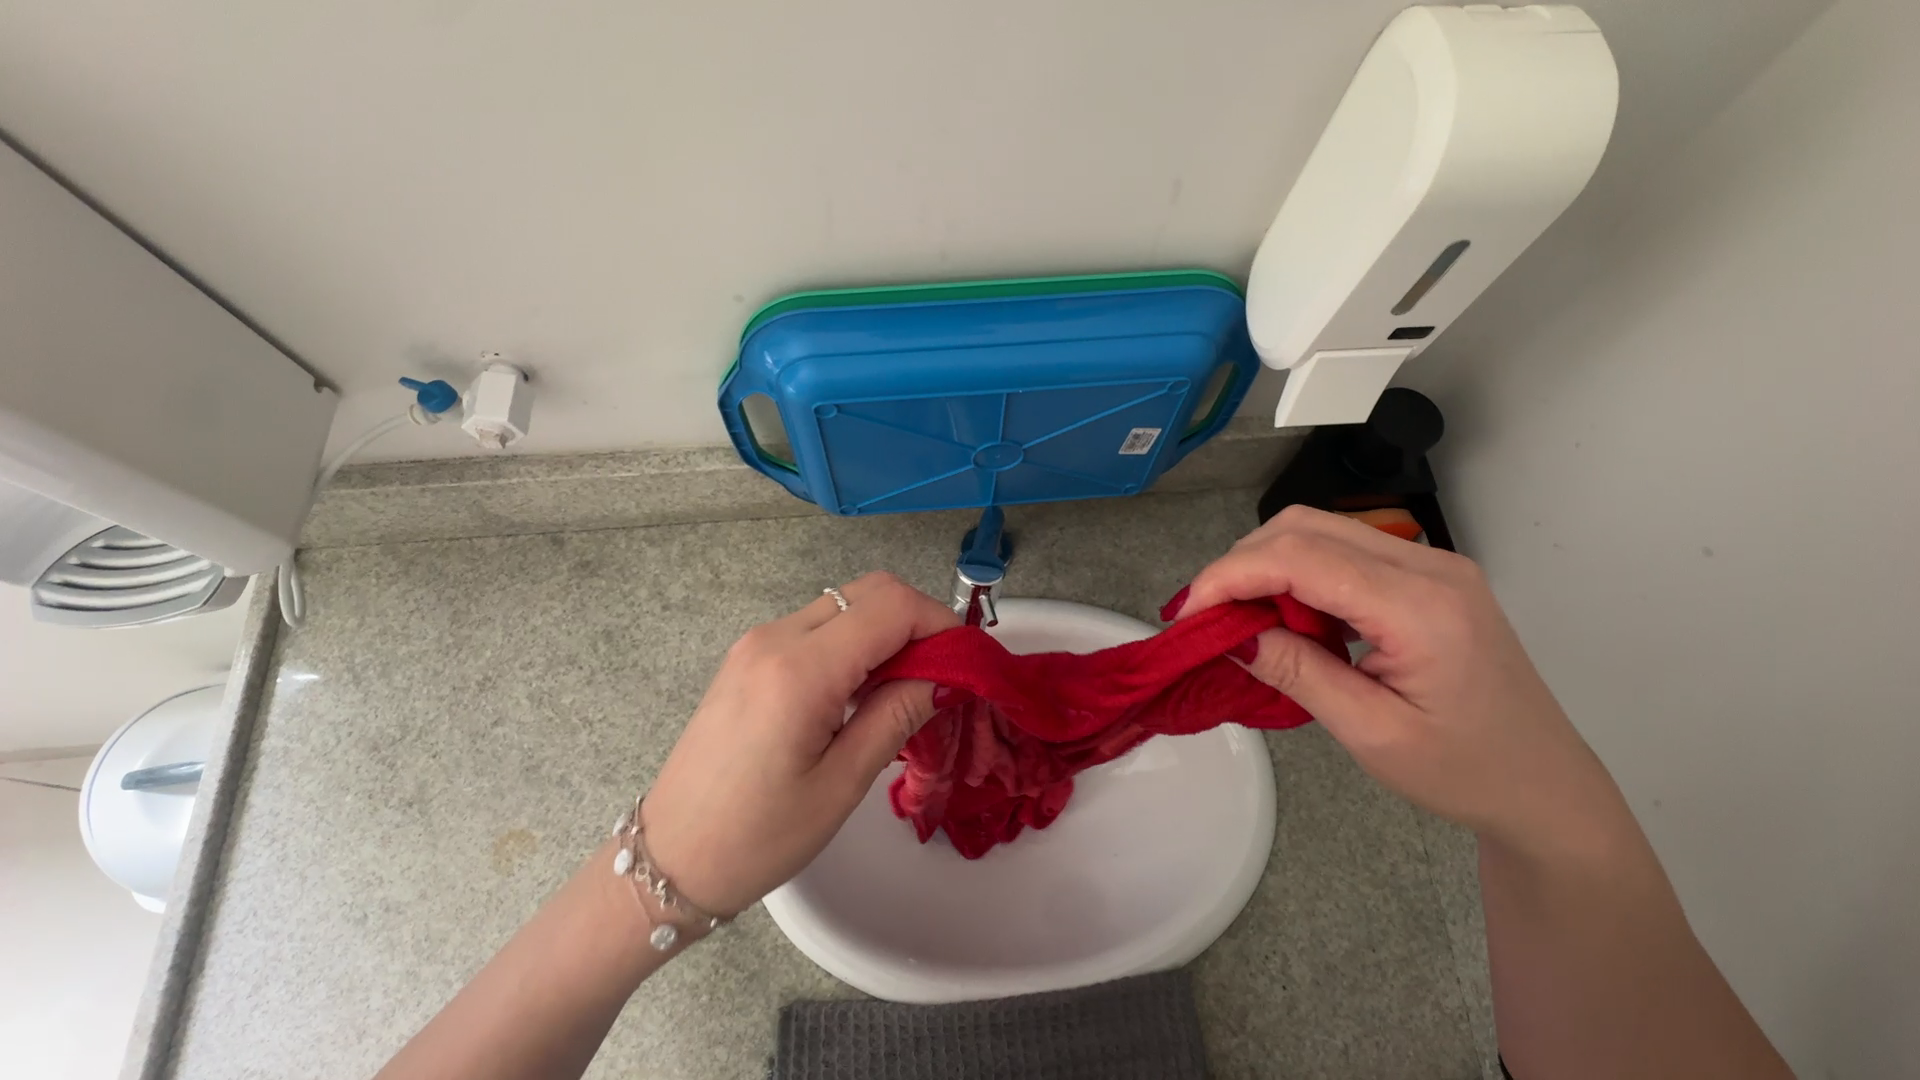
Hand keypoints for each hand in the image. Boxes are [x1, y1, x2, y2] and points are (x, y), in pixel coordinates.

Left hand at [641, 572, 959, 915]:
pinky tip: (864, 690)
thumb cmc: (756, 837)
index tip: (966, 664)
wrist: (670, 859)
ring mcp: (756, 643)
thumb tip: (946, 677)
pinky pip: (818, 625)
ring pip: (846, 603)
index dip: (941, 624)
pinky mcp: (749, 657)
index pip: (891, 606)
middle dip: (918, 621)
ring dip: (887, 631)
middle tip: (941, 675)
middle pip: (869, 590)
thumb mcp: (842, 783)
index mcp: (799, 670)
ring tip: (906, 689)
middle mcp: (774, 638)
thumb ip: (897, 714)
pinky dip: (856, 642)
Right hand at [1174, 506, 1624, 855]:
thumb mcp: (1370, 733)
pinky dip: (1298, 572)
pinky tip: (1286, 615)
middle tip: (1207, 617)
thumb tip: (1229, 634)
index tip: (1186, 614)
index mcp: (1421, 606)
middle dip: (1241, 563)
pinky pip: (1344, 550)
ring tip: (1240, 619)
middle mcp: (1429, 565)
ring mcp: (1432, 564)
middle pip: (1306, 526)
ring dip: (1267, 564)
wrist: (1544, 785)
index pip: (1301, 557)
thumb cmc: (1463, 772)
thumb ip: (1296, 672)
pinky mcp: (1427, 575)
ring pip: (1321, 529)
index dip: (1230, 575)